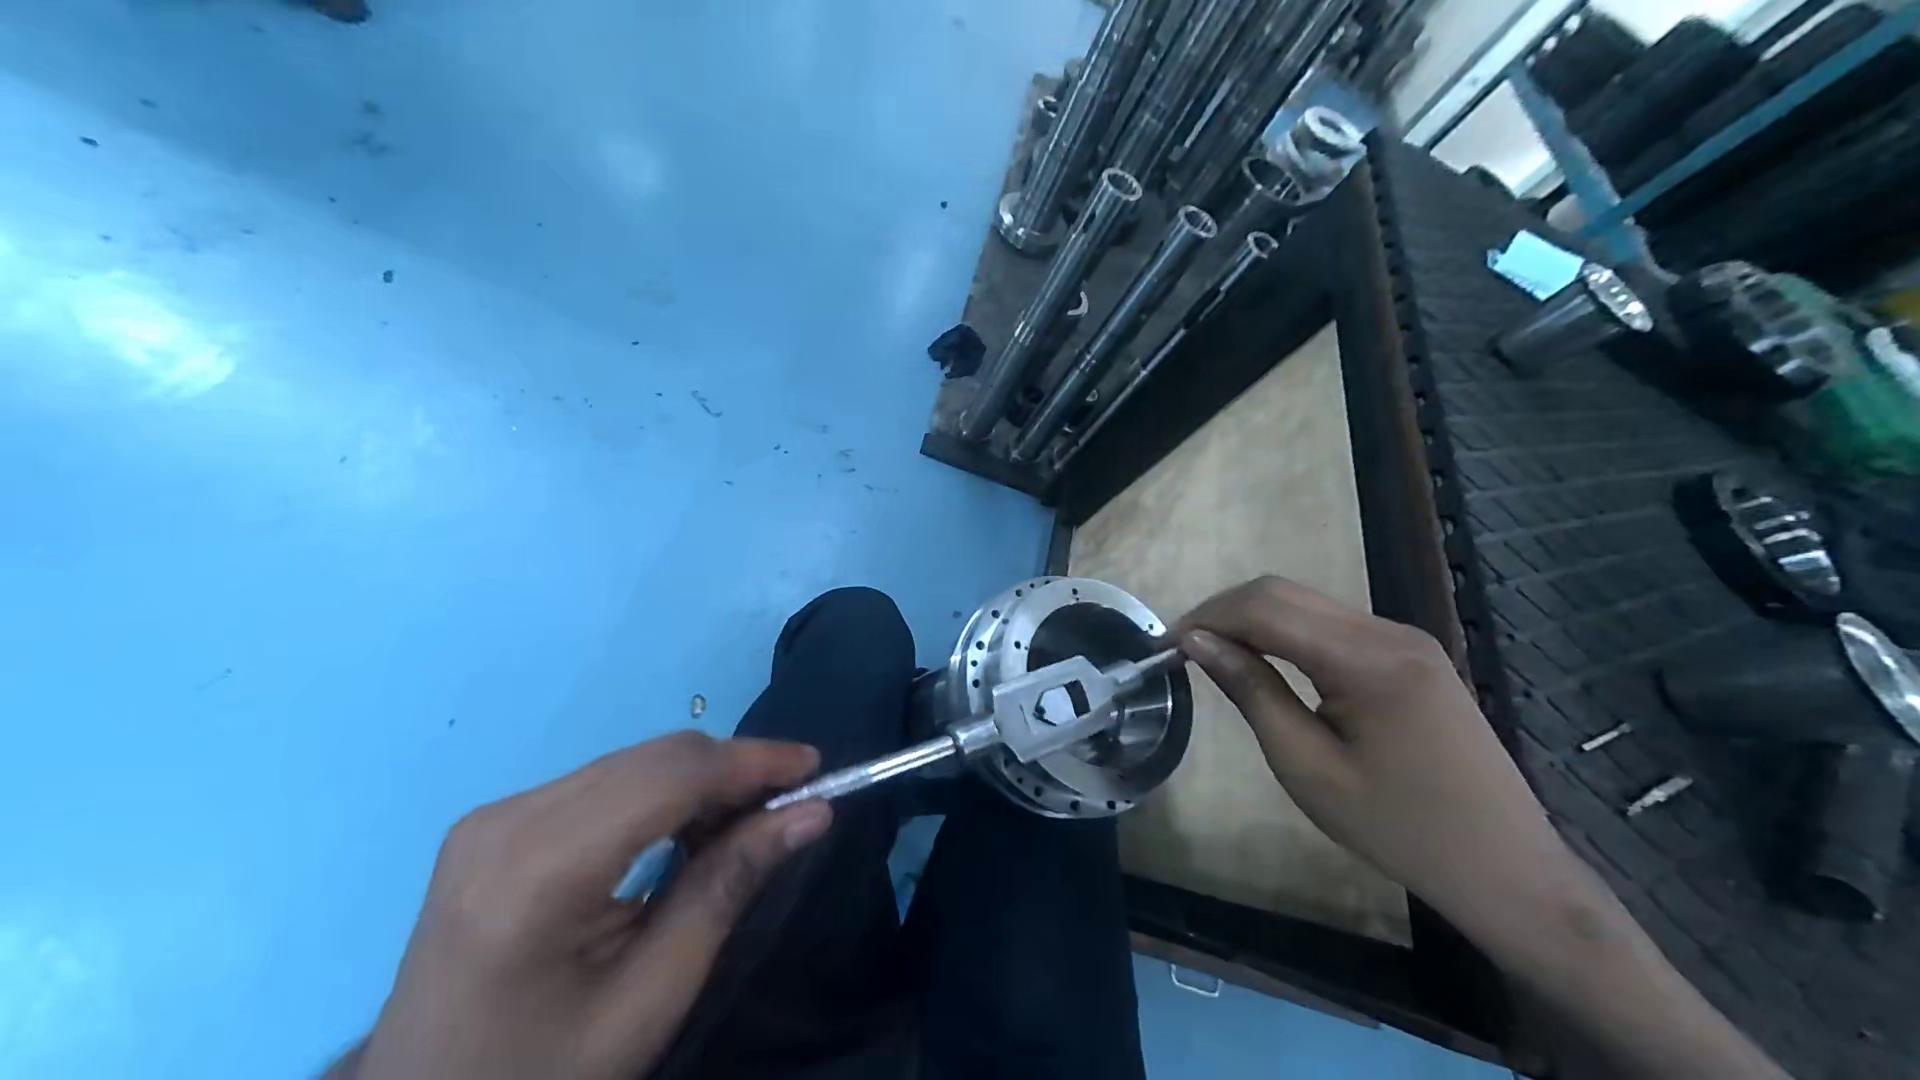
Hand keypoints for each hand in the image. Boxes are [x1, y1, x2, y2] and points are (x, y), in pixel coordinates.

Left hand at [349, 732, 831, 1079]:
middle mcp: (508, 820)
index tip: (816, 769)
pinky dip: (663, 790)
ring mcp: (496, 814)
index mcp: (536, 873)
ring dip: (702, 779)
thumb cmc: (545, 1075)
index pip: (669, 777)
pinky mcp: (499, 819)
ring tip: (748, 819)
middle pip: (653, 758)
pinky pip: (608, 778)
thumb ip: (728, 887)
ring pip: (635, 760)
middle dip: (733, 769)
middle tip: (791, 802)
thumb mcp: (653, 995)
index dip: (751, 762)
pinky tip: (688, 827)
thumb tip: (810, 814)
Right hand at [1181, 579, 1792, 1079]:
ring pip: (1306, 603)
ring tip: (1213, 654)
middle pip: (1285, 593)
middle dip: (1225, 611)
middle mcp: (1389, 631)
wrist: (1506, 868)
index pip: (1266, 607)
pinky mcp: (1410, 654)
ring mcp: (1405, 638)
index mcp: (1369, 659)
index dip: (1208, 617)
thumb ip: (1251, 691)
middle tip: (1184, 649)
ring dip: (1252, 619)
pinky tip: (1263, 659)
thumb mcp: (1307, 766)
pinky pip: (1331, 624)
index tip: (1166, 645)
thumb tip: (1197, 642)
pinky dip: (1285, 632)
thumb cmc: (1397, 828)